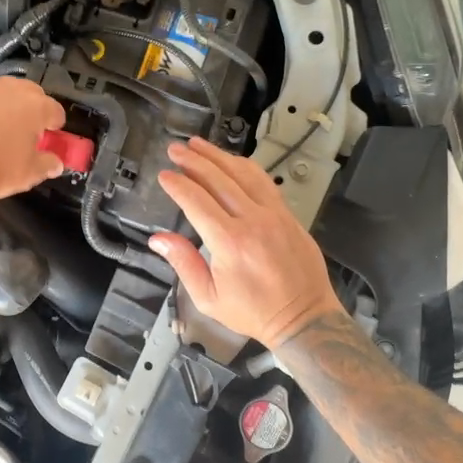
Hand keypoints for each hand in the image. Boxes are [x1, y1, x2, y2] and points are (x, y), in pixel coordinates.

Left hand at [0, 76, 65, 200]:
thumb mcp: (29, 173)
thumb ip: (47, 164)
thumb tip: (56, 164)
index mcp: (36, 106)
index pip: (56, 110)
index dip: (55, 124)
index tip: (50, 135)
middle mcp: (12, 88)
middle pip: (31, 93)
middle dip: (32, 108)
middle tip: (25, 129)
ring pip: (3, 90)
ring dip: (6, 103)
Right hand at [150, 136, 347, 349]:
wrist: (304, 318)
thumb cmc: (253, 312)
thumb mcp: (209, 298)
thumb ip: (183, 263)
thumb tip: (157, 238)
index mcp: (229, 243)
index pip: (196, 201)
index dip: (177, 185)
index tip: (164, 175)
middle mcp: (252, 221)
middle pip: (218, 179)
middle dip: (193, 161)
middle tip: (175, 149)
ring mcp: (274, 214)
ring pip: (243, 174)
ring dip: (218, 155)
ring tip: (197, 144)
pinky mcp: (288, 215)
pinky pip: (264, 181)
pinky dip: (244, 166)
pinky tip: (230, 160)